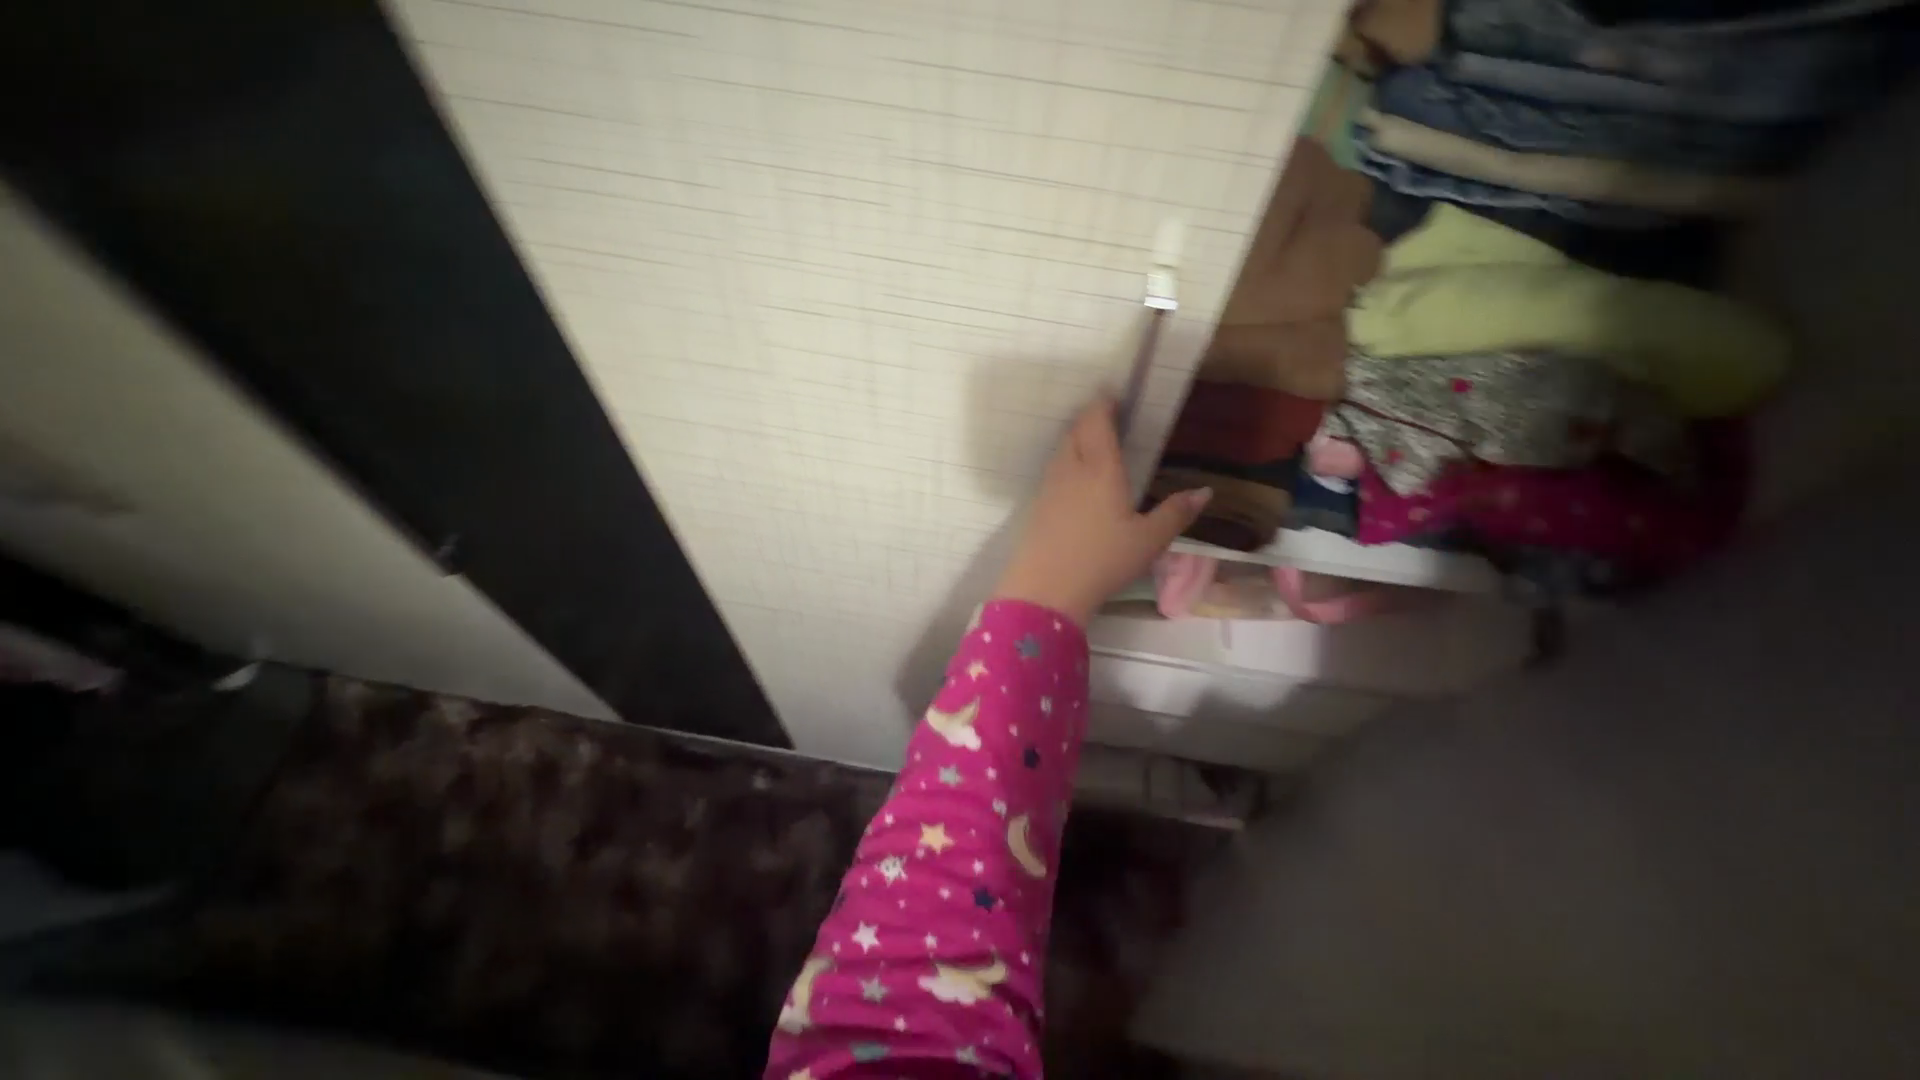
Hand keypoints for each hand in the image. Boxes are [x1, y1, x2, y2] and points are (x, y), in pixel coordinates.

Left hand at [990, 399, 1211, 625]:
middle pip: (1076, 431)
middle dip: (1090, 419)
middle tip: (1109, 418)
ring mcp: (1049, 487)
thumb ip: (1176, 513)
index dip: (1104, 404)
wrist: (1046, 590)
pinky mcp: (1037, 507)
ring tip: (1095, 445)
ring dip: (1076, 440)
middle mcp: (1071, 469)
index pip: (1097, 422)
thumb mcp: (1149, 541)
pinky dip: (1067, 463)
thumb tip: (1205, 491)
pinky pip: (1053, 472)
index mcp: (1100, 469)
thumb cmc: (1102, 561)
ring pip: (1062, 450)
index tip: (1115, 395)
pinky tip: (1077, 481)